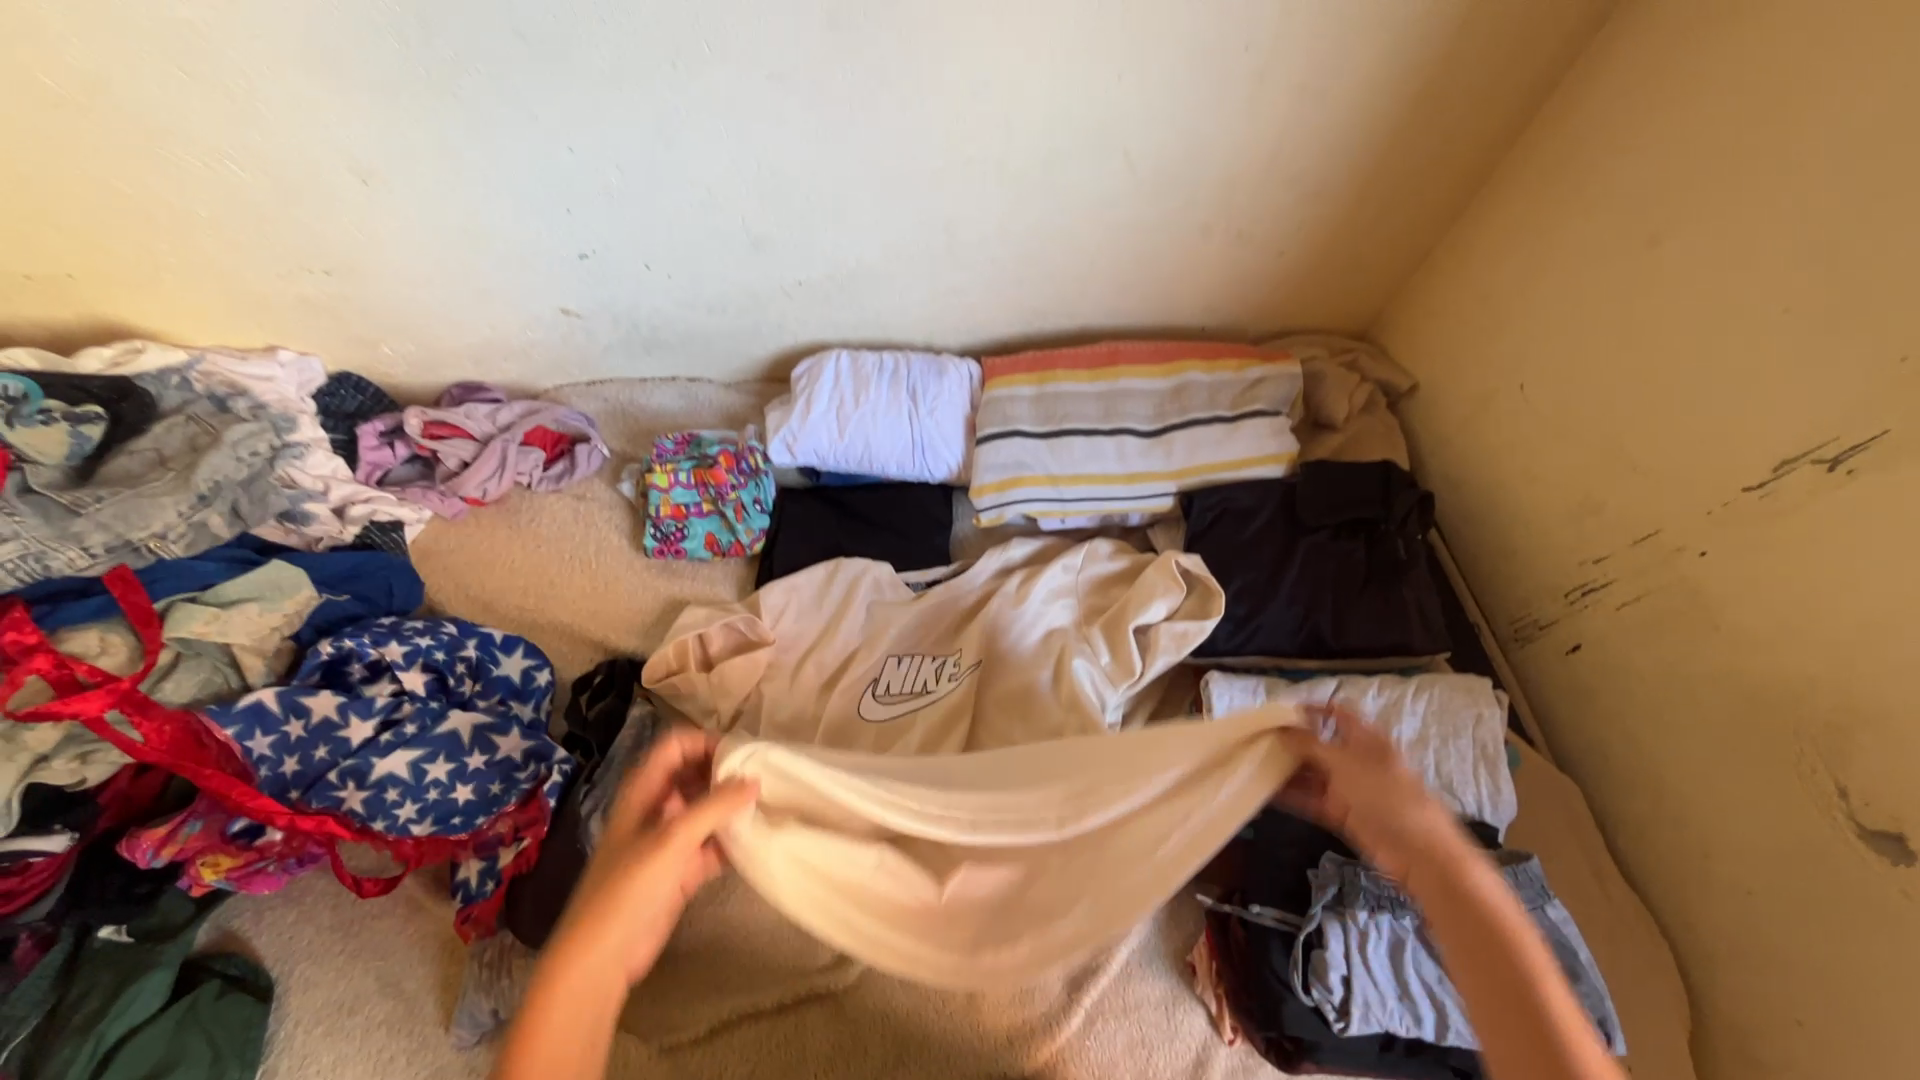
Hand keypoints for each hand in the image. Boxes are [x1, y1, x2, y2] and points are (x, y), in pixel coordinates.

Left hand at [544, 726, 758, 987]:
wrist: (601, 958)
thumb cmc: (628, 888)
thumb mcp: (672, 839)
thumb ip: (715, 806)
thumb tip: (755, 779)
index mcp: (643, 791)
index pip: (676, 746)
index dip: (706, 742)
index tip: (744, 752)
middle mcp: (657, 808)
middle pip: (695, 775)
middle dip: (728, 773)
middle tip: (766, 777)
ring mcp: (670, 841)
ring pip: (708, 811)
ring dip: (735, 808)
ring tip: (772, 804)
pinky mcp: (682, 871)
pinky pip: (714, 846)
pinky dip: (735, 841)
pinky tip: (761, 840)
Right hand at [1274, 706, 1466, 881]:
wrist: (1419, 852)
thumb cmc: (1386, 796)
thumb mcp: (1346, 763)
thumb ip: (1310, 745)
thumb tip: (1282, 728)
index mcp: (1365, 740)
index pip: (1338, 714)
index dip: (1312, 709)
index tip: (1280, 712)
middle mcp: (1356, 760)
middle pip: (1320, 745)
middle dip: (1291, 741)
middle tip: (1258, 740)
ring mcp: (1349, 788)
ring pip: (1312, 774)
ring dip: (1287, 770)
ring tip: (1254, 765)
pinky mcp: (1342, 814)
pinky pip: (1311, 799)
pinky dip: (1291, 796)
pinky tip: (1266, 793)